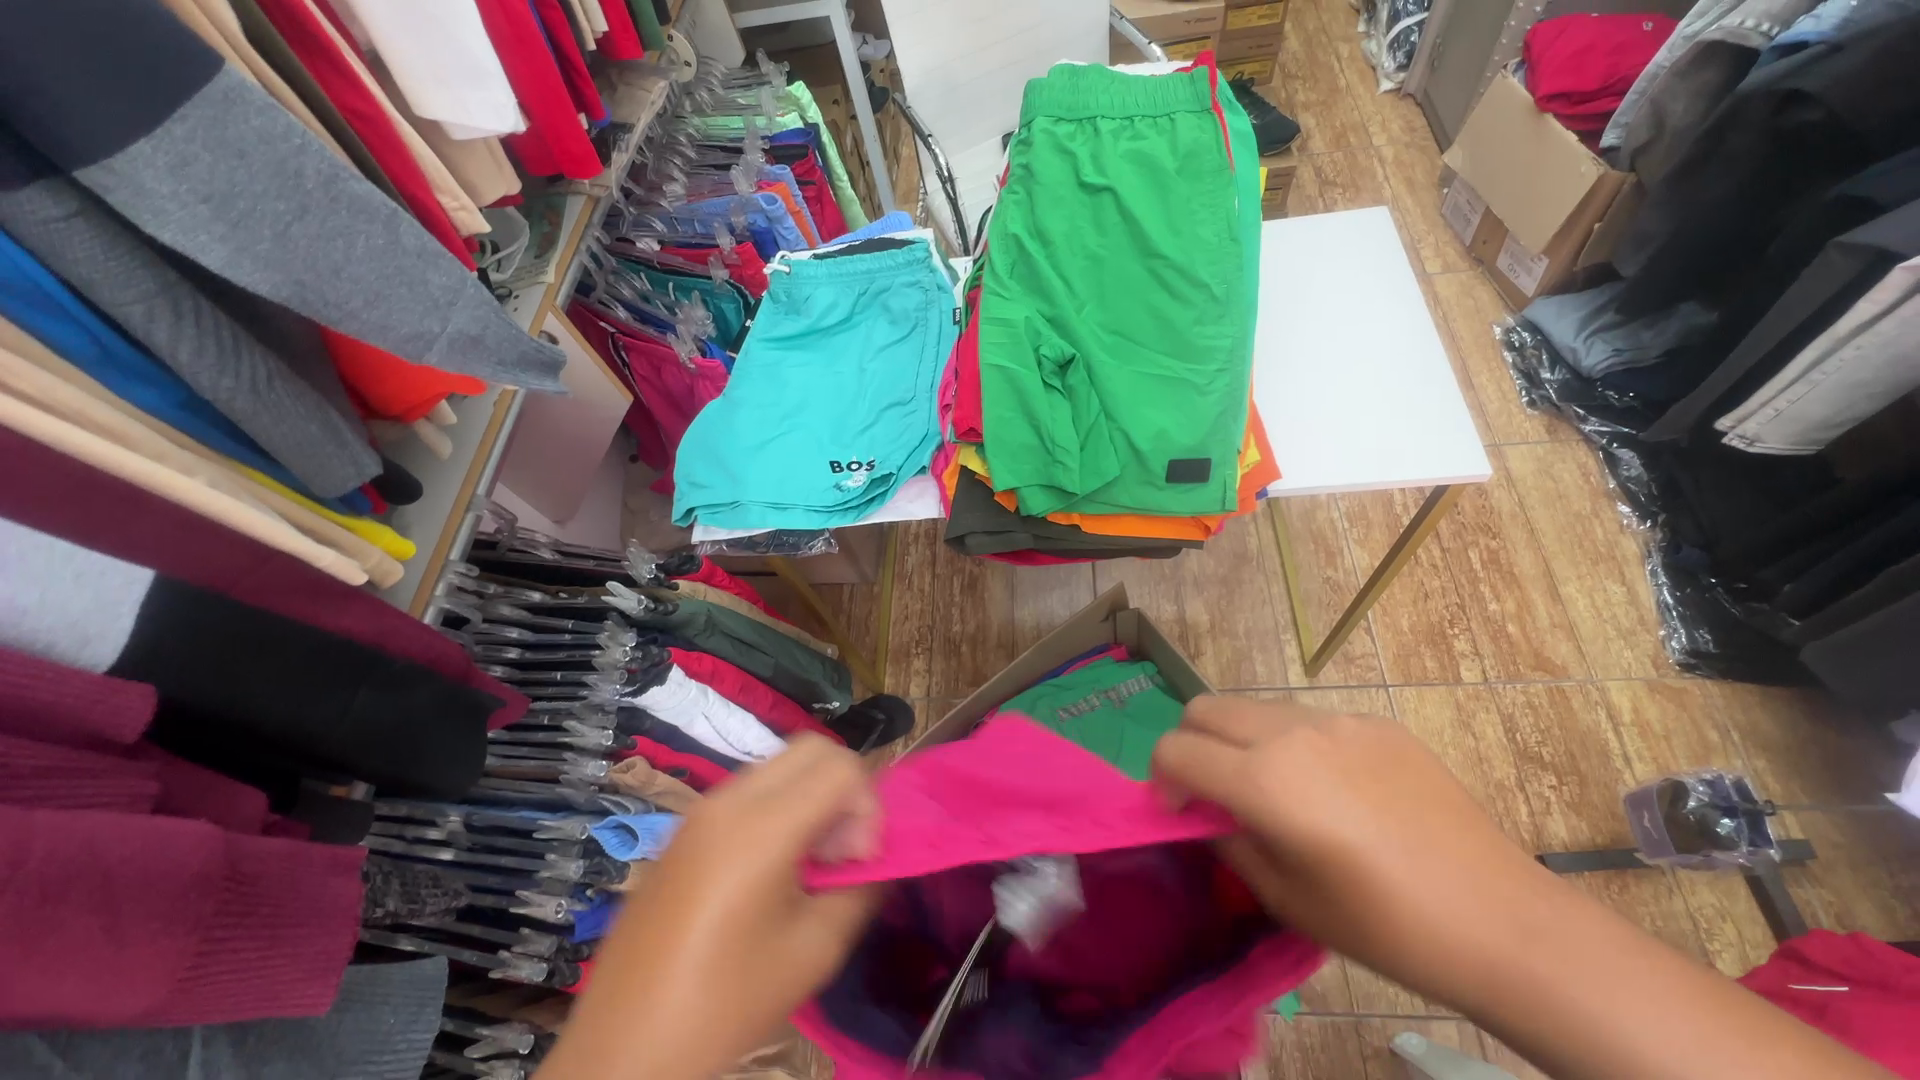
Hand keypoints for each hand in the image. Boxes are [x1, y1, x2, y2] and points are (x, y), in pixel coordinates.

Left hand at [537, 735, 882, 1079]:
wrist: (623, 1047)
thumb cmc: (725, 1003)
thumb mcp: (815, 951)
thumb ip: (860, 889)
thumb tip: (873, 858)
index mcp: (761, 826)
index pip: (841, 765)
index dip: (868, 808)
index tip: (859, 862)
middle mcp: (727, 801)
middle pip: (811, 749)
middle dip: (844, 791)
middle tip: (842, 854)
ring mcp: (698, 812)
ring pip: (779, 767)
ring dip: (811, 799)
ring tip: (810, 867)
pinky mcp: (682, 832)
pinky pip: (748, 794)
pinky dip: (779, 810)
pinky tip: (772, 874)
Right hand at [1151, 696, 1553, 995]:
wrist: (1497, 919)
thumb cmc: (1382, 926)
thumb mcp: (1284, 898)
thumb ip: (1229, 841)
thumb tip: (1206, 814)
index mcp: (1265, 780)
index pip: (1175, 749)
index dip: (1161, 781)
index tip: (1182, 814)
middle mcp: (1294, 732)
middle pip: (1206, 708)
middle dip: (1192, 746)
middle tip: (1214, 795)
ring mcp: (1341, 721)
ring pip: (1258, 708)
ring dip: (1242, 741)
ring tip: (1277, 794)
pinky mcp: (1380, 724)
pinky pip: (1312, 720)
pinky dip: (1295, 744)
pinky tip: (1335, 793)